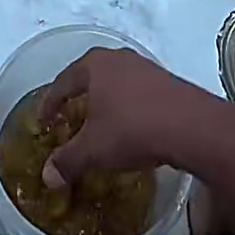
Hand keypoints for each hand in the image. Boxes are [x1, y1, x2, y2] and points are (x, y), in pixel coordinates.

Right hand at [37, 47, 234, 188]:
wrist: (191, 126)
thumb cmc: (132, 129)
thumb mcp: (93, 149)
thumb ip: (67, 160)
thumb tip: (47, 176)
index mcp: (94, 64)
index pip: (63, 81)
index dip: (50, 102)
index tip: (43, 120)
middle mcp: (118, 58)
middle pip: (90, 76)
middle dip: (78, 98)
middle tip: (68, 119)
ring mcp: (145, 67)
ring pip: (115, 83)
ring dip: (105, 102)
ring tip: (100, 125)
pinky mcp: (166, 81)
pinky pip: (137, 92)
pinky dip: (127, 107)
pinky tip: (130, 127)